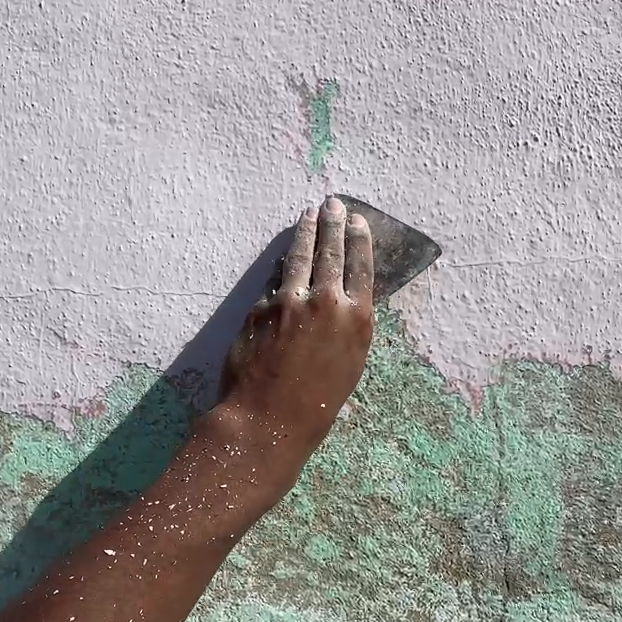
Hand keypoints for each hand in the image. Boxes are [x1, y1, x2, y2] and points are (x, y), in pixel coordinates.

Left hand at [205, 196, 375, 494]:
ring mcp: (290, 302)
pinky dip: (280, 272)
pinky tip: (283, 261)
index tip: (358, 221)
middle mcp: (326, 304)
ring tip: (308, 215)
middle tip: (333, 204)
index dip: (359, 241)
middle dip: (333, 224)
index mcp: (356, 320)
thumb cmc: (316, 403)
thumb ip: (346, 326)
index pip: (361, 268)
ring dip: (304, 233)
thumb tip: (338, 297)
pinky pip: (274, 283)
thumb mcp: (348, 363)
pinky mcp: (261, 307)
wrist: (268, 418)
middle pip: (331, 252)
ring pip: (299, 258)